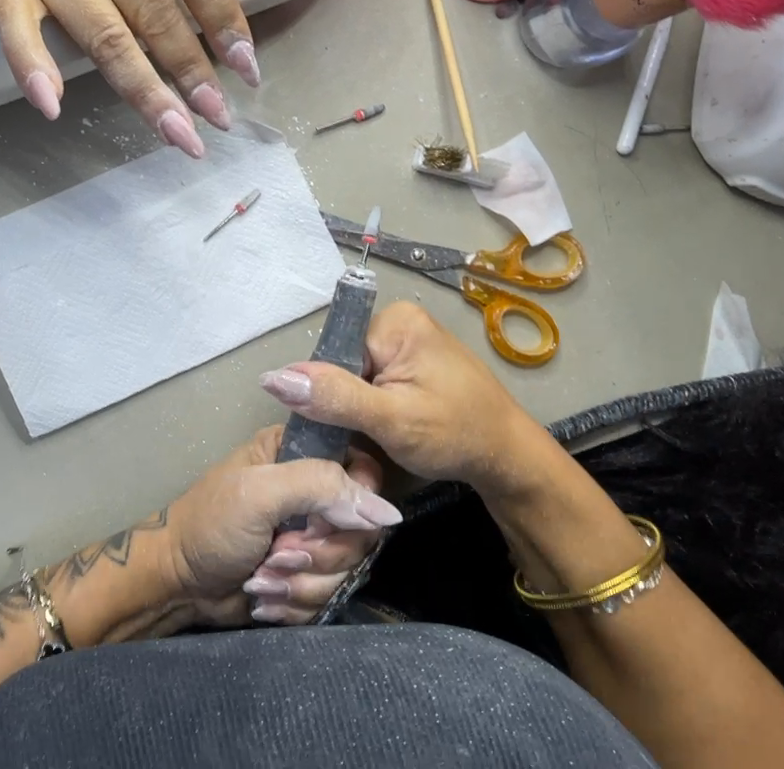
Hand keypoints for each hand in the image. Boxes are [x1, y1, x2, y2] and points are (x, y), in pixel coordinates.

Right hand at [0, 0, 283, 155]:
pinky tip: (52, 107)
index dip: (225, 20)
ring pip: (98, 32)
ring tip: (175, 133)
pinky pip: (14, 27)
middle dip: (191, 69)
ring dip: (140, 88)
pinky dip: (30, 65)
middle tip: (218, 118)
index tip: (247, 67)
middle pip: (152, 10)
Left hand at [157, 425, 396, 626]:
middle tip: (277, 554)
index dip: (353, 504)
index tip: (319, 522)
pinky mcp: (306, 574)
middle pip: (360, 528)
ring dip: (301, 582)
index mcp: (296, 454)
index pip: (363, 470)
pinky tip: (264, 596)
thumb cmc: (210, 525)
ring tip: (261, 578)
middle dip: (318, 554)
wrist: (177, 582)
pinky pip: (329, 595)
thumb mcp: (258, 493)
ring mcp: (310, 536)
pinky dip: (295, 602)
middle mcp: (309, 491)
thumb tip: (386, 511)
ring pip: (347, 568)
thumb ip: (319, 487)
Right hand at [258, 303, 551, 497]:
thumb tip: (272, 378)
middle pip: (341, 363)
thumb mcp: (391, 420)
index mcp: (394, 321)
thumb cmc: (458, 436)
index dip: (330, 391)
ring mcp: (406, 342)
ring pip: (352, 376)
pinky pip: (370, 381)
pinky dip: (370, 408)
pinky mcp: (411, 363)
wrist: (510, 461)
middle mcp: (398, 322)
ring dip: (355, 408)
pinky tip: (385, 429)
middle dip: (343, 401)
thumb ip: (334, 397)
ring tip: (376, 435)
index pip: (333, 351)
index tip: (348, 424)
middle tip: (364, 435)